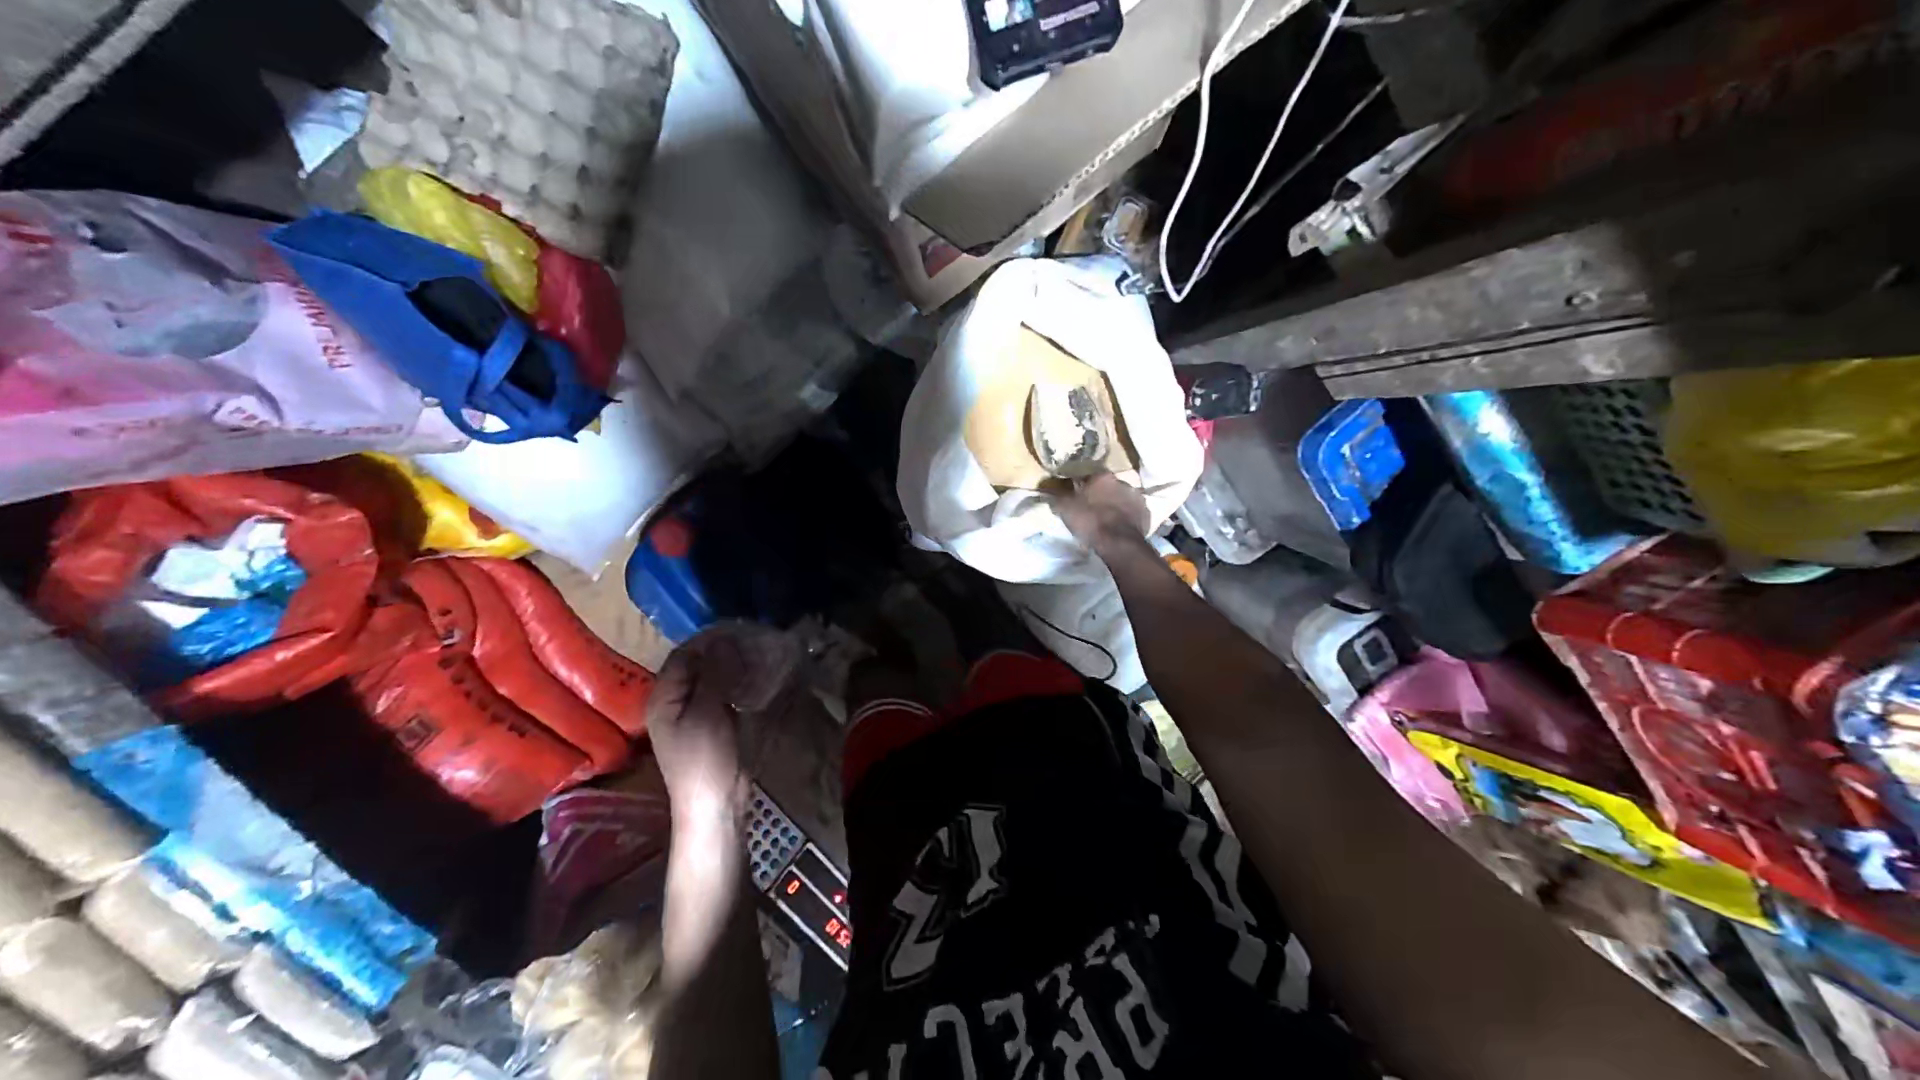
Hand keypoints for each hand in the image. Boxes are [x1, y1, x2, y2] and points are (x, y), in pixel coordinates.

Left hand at [646, 637, 748, 824]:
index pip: (684, 655)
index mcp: (664, 697)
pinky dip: (739, 683)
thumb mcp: (708, 712)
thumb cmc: (706, 759)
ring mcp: (694, 715)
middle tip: (756, 641)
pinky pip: (725, 694)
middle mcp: (675, 702)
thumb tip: (725, 638)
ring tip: (761, 655)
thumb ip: (715, 673)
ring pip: (713, 679)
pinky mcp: (714, 726)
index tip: (742, 629)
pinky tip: (759, 678)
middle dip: (725, 651)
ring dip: (734, 666)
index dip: (710, 639)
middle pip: (698, 665)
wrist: (715, 806)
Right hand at [1054, 472, 1150, 554]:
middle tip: (1092, 509)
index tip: (1077, 497)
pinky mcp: (1147, 514)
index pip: (1089, 477)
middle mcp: (1123, 482)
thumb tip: (1048, 491)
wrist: (1119, 543)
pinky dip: (1127, 518)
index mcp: (1102, 477)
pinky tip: (1119, 528)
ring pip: (1122, 499)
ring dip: (1116, 506)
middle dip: (1101, 495)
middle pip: (1108, 487)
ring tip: (1107, 520)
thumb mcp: (1065, 508)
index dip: (1082, 487)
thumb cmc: (1090, 521)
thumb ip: (1057, 497)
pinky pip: (1133, 513)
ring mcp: (1138, 498)